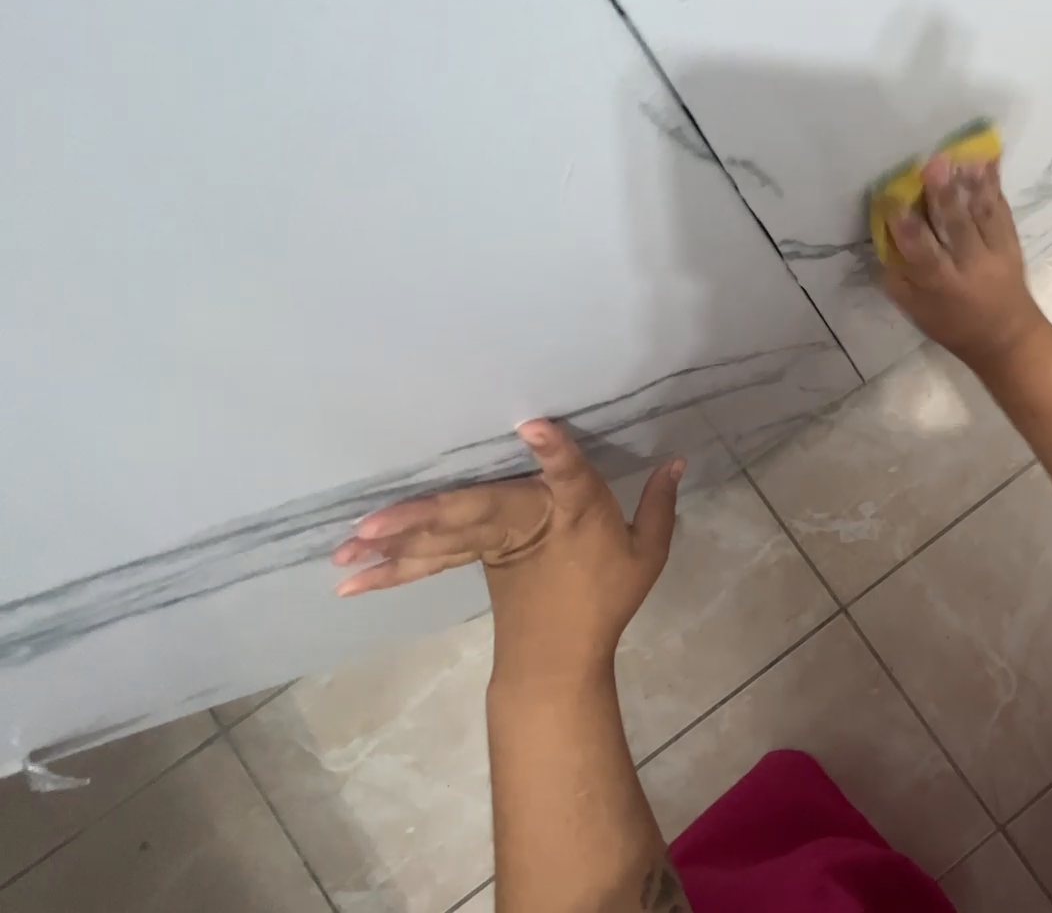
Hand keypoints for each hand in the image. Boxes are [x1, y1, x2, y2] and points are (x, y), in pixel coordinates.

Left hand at [333, 419, 683, 677]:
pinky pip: (432, 560)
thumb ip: (660, 505)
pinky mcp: (475, 563)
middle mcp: (533, 523)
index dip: (554, 454)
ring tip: (345, 548)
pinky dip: (391, 569)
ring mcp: (496, 546)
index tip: (532, 425)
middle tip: (371, 526)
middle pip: (483, 510)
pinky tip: (348, 574)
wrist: (560, 657)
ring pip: (446, 536)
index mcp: (579, 516)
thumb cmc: (606, 598)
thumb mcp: (648, 553)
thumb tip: (676, 460)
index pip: (570, 477)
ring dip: (395, 543)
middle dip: (429, 516)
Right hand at [882, 153, 1046, 368]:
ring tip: (962, 156)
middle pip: (957, 227)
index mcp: (942, 286)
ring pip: (982, 214)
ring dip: (972, 183)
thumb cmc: (954, 325)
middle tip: (933, 165)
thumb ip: (899, 279)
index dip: (908, 230)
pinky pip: (1002, 210)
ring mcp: (995, 252)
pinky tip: (986, 159)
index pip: (923, 255)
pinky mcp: (1011, 242)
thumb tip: (883, 239)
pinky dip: (994, 184)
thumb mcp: (918, 312)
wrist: (1007, 336)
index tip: (895, 203)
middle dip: (944, 196)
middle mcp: (970, 266)